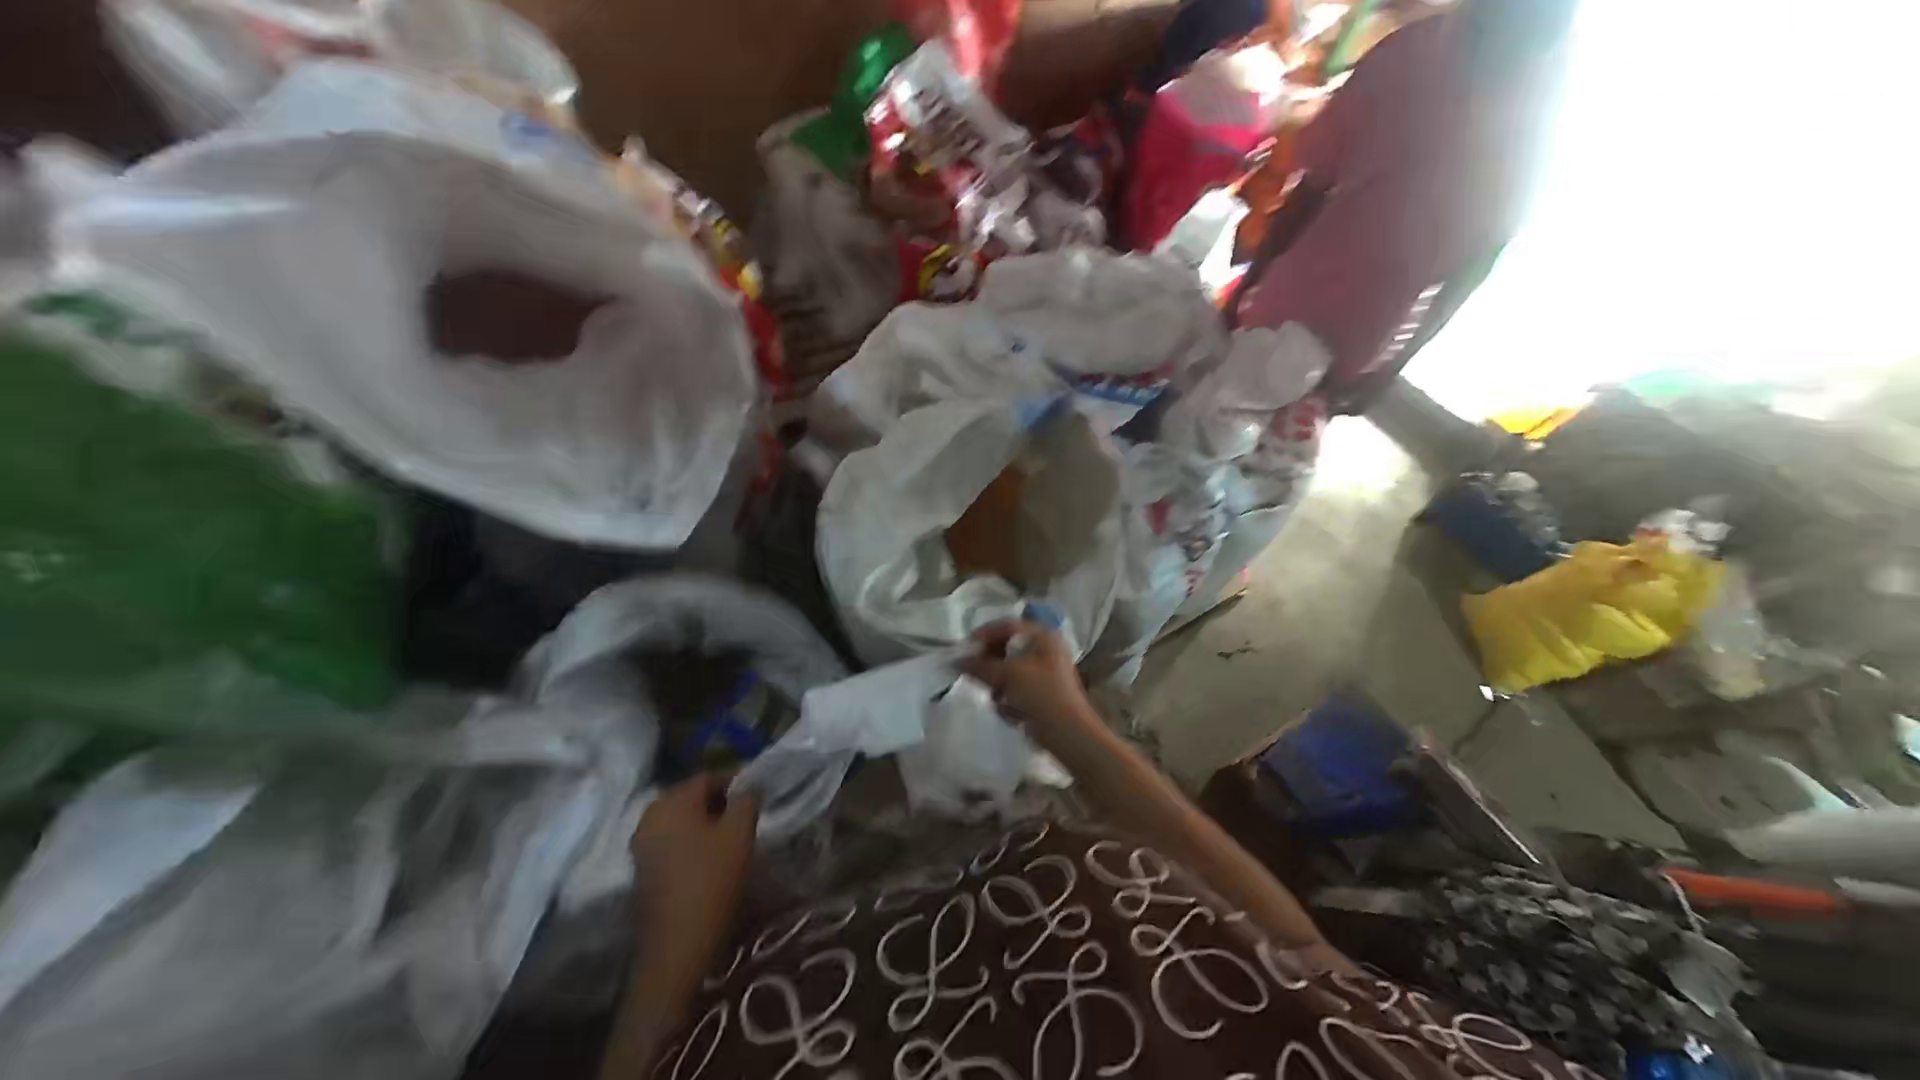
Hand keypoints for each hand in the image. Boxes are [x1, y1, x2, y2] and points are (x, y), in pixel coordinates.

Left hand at [630, 773, 757, 944]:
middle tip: (747, 817)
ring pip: (681, 821)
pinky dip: (691, 843)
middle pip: (691, 797)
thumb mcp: (740, 832)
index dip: (736, 782)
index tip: (758, 795)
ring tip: (732, 839)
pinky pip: (671, 842)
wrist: (678, 946)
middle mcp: (649, 816)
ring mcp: (641, 844)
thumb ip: (746, 800)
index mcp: (671, 800)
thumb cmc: (712, 879)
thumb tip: (748, 787)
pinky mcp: (641, 869)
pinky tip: (710, 859)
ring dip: (705, 824)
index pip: (708, 777)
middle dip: (720, 803)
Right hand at [959, 620, 1096, 737]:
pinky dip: (1008, 693)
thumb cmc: (1041, 695)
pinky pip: (1017, 685)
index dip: (985, 634)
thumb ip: (981, 665)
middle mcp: (1046, 649)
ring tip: (992, 693)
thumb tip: (957, 661)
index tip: (966, 647)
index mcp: (1044, 637)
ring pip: (1010, 668)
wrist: (1068, 733)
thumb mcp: (1008, 675)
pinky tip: (1006, 707)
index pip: (1008, 626)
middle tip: (972, 670)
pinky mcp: (1042, 691)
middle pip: (1008, 646)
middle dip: (990, 660)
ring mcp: (1046, 671)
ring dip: (997, 680)